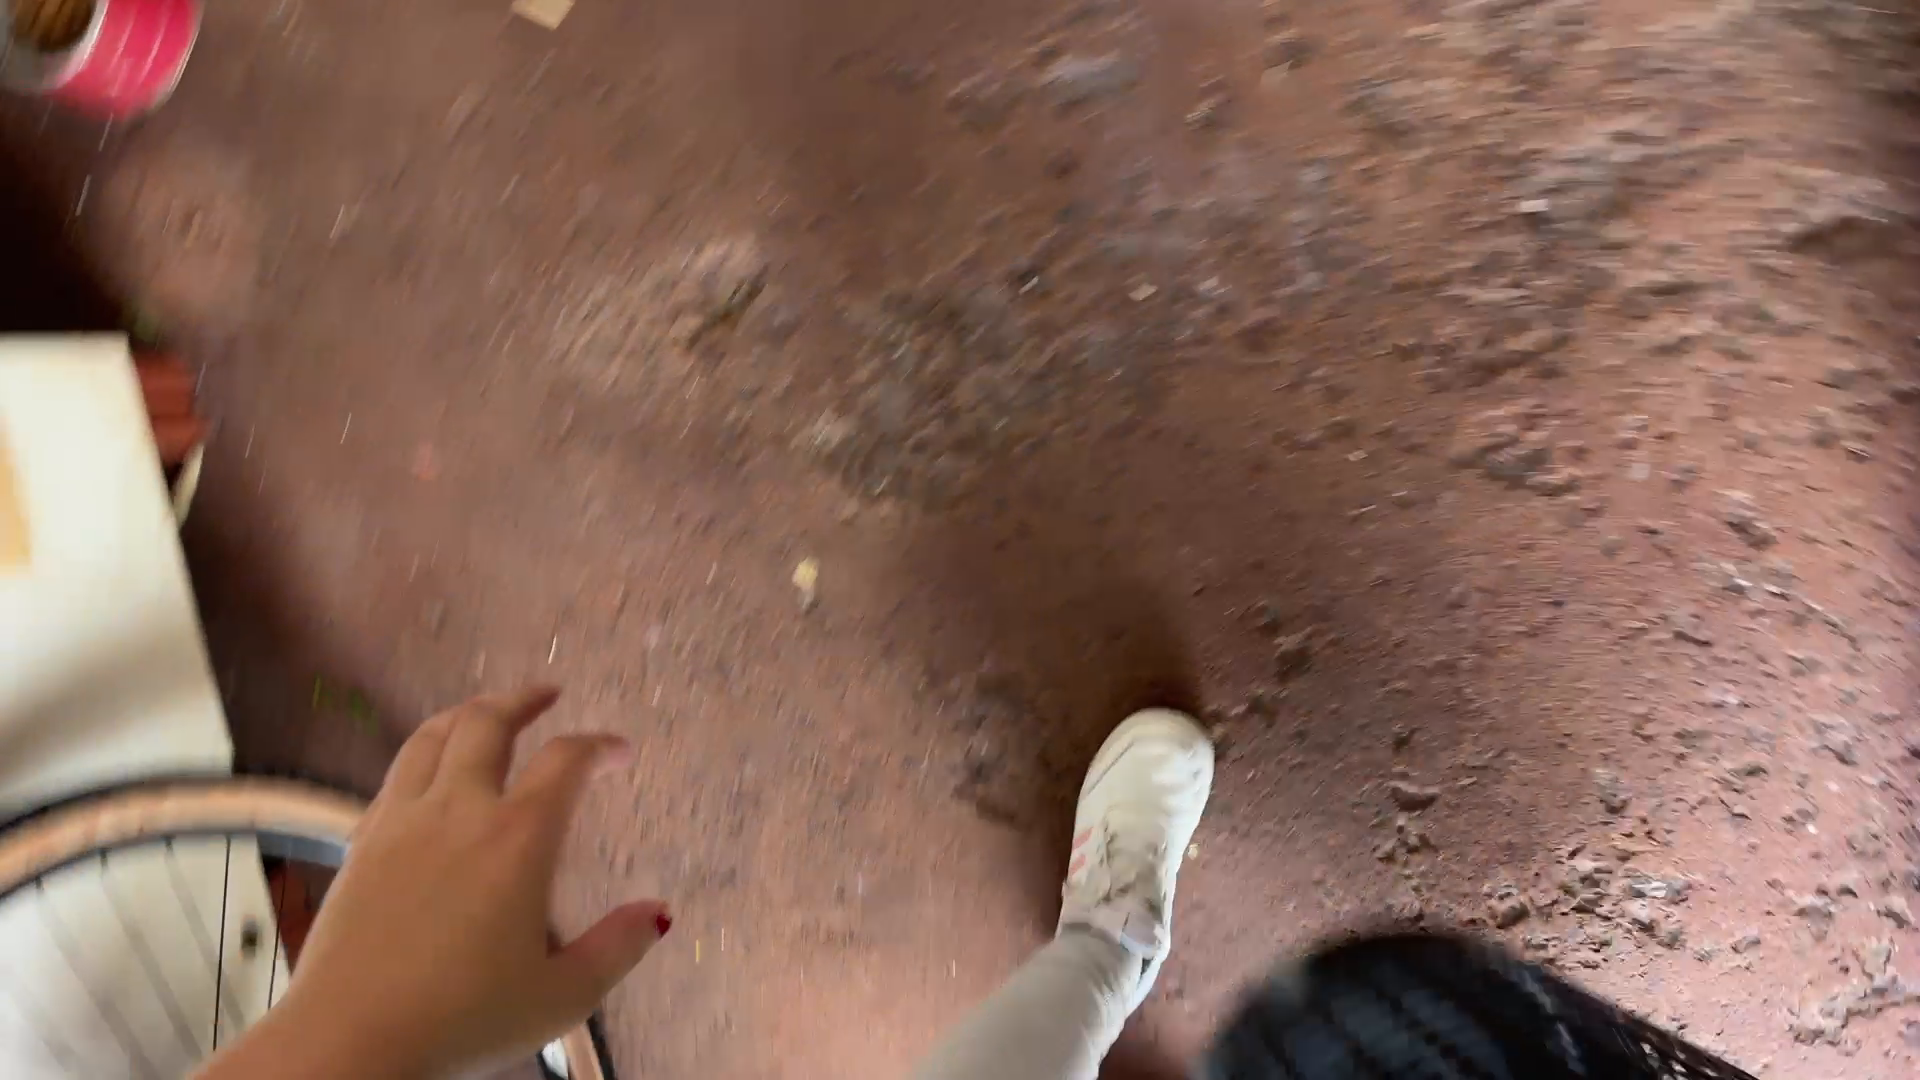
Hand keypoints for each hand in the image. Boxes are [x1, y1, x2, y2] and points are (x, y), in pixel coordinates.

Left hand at [196, 687, 667, 1078]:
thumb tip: (661, 913)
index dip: (601, 745)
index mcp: (519, 835)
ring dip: (468, 714)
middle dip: (524, 700)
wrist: (339, 1053)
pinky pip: (395, 776)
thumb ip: (618, 947)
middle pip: (489, 722)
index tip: (620, 752)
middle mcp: (461, 811)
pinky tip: (433, 774)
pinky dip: (426, 755)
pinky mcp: (360, 846)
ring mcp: (402, 823)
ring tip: (488, 711)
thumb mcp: (560, 995)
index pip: (569, 759)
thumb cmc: (460, 1020)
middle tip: (548, 694)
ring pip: (432, 738)